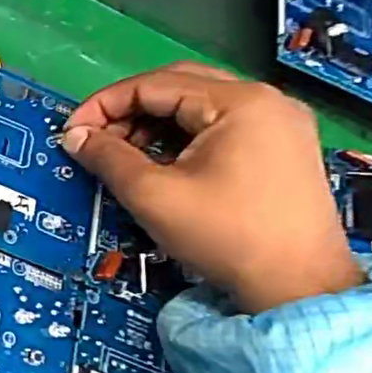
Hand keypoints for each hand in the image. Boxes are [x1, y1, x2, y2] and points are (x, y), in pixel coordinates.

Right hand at [60, 61, 360, 312]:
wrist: (299, 288)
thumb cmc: (226, 236)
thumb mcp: (153, 195)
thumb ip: (107, 157)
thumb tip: (74, 137)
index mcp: (239, 103)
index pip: (152, 84)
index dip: (103, 105)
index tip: (72, 132)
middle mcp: (265, 101)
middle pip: (177, 85)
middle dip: (127, 109)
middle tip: (95, 138)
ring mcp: (278, 123)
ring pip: (196, 103)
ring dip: (152, 122)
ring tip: (123, 153)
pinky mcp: (280, 146)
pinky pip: (217, 124)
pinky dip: (180, 135)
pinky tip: (159, 161)